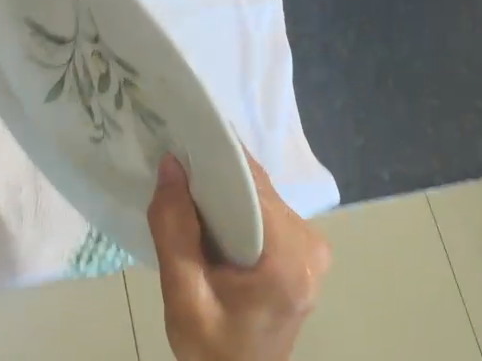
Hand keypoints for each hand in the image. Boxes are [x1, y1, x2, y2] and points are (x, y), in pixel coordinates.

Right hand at [148, 154, 331, 360]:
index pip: (251, 184)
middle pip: (256, 187)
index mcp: (290, 259)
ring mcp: (310, 250)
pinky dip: (232, 206)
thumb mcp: (183, 295)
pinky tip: (205, 212)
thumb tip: (171, 163)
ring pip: (258, 195)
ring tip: (184, 187)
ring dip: (221, 189)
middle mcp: (311, 247)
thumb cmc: (212, 350)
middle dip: (214, 174)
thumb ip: (174, 229)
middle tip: (173, 166)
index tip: (177, 142)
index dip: (213, 159)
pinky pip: (262, 211)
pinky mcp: (301, 255)